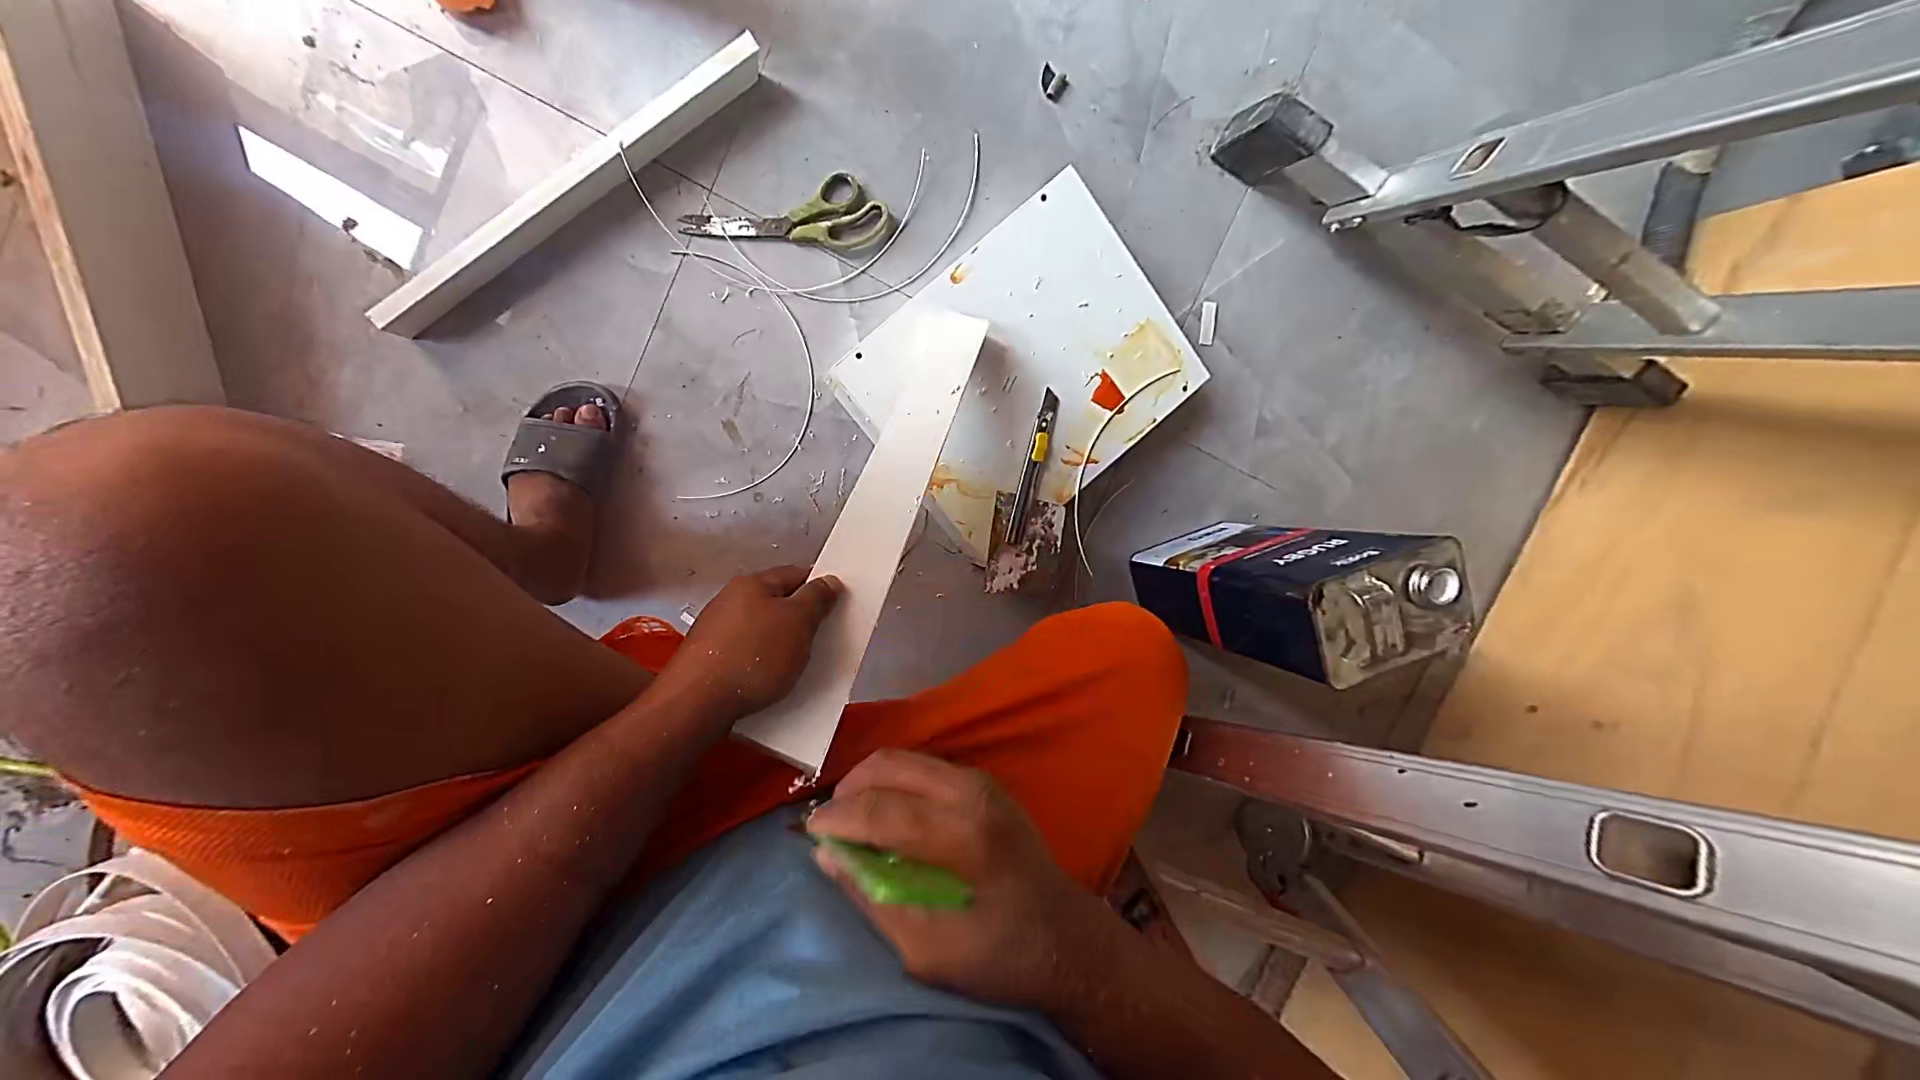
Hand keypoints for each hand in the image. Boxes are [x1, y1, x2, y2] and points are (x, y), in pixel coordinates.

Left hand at [662, 566, 840, 720]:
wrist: (697, 704)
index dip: (819, 587)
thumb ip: (817, 598)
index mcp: (752, 584)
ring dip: (780, 645)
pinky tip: (769, 680)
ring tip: (795, 664)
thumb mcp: (799, 622)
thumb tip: (827, 582)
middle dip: (800, 620)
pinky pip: (747, 654)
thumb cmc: (752, 657)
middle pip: (777, 604)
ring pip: (762, 631)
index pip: (796, 574)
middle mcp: (730, 601)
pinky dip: (762, 664)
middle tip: (819, 638)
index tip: (836, 604)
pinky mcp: (709, 659)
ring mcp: (716, 630)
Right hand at [805, 750, 1116, 1012]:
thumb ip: (873, 899)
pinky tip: (886, 812)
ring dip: (868, 782)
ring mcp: (981, 780)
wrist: (1067, 937)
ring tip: (853, 820)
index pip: (882, 808)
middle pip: (889, 765)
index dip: (837, 819)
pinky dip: (892, 781)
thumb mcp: (928, 951)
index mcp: (964, 835)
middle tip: (831, 827)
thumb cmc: (1001, 955)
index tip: (810, 835)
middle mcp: (972, 792)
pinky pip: (922, 764)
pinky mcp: (983, 781)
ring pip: (904, 757)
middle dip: (848, 791)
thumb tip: (827, 855)